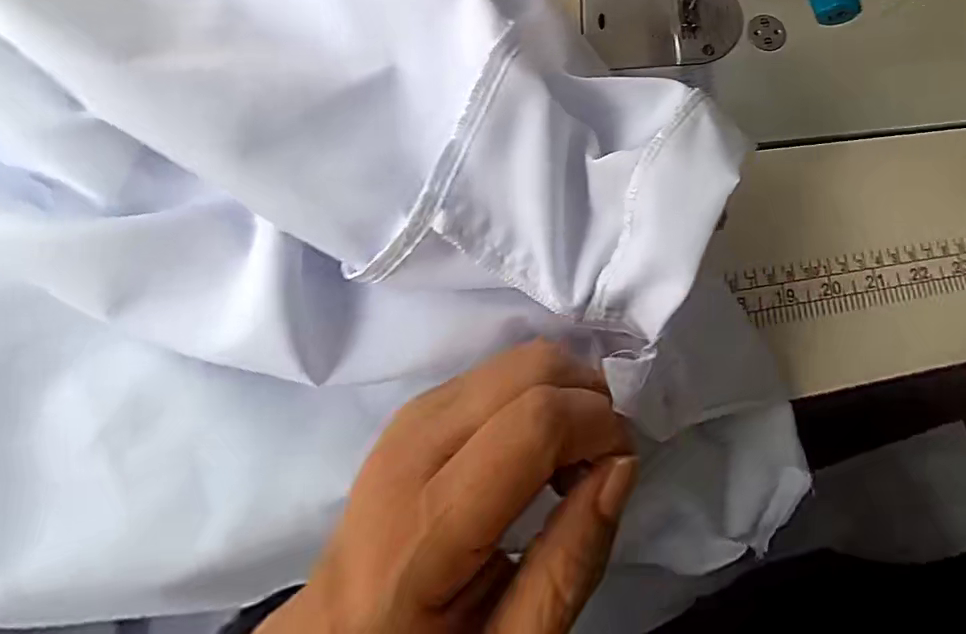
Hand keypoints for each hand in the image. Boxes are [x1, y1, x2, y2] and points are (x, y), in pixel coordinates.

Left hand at [262, 341, 637, 633]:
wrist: (342, 633)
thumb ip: (569, 562)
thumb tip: (621, 464)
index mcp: (425, 527)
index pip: (531, 424)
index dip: (596, 427)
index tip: (623, 464)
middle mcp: (410, 450)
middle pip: (525, 372)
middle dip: (587, 397)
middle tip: (605, 456)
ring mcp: (407, 418)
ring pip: (512, 359)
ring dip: (562, 392)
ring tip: (571, 459)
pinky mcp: (413, 407)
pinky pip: (492, 371)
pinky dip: (535, 391)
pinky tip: (537, 446)